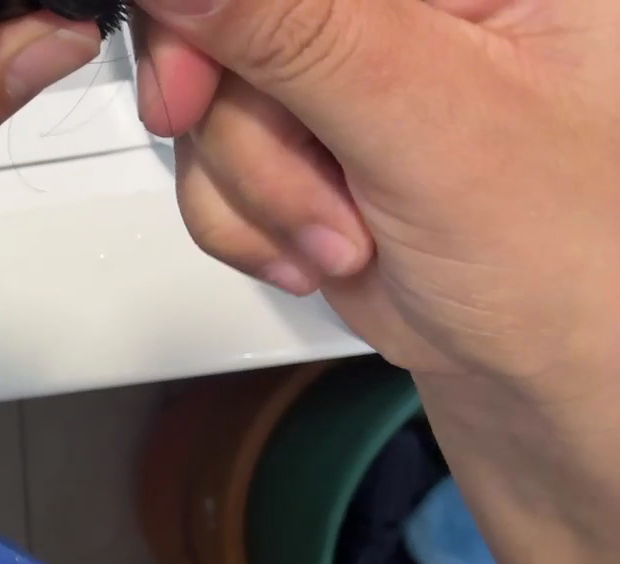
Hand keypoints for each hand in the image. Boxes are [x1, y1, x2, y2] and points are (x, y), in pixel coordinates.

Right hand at [133, 0, 619, 389]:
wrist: (536, 348)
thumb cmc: (561, 244)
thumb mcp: (428, 124)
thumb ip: (303, 37)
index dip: (204, 27)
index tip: (185, 98)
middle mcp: (407, 14)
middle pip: (231, 44)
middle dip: (247, 146)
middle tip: (302, 198)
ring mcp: (344, 85)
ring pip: (212, 118)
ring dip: (252, 200)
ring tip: (337, 238)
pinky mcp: (302, 146)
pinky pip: (211, 172)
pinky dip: (240, 224)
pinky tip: (311, 245)